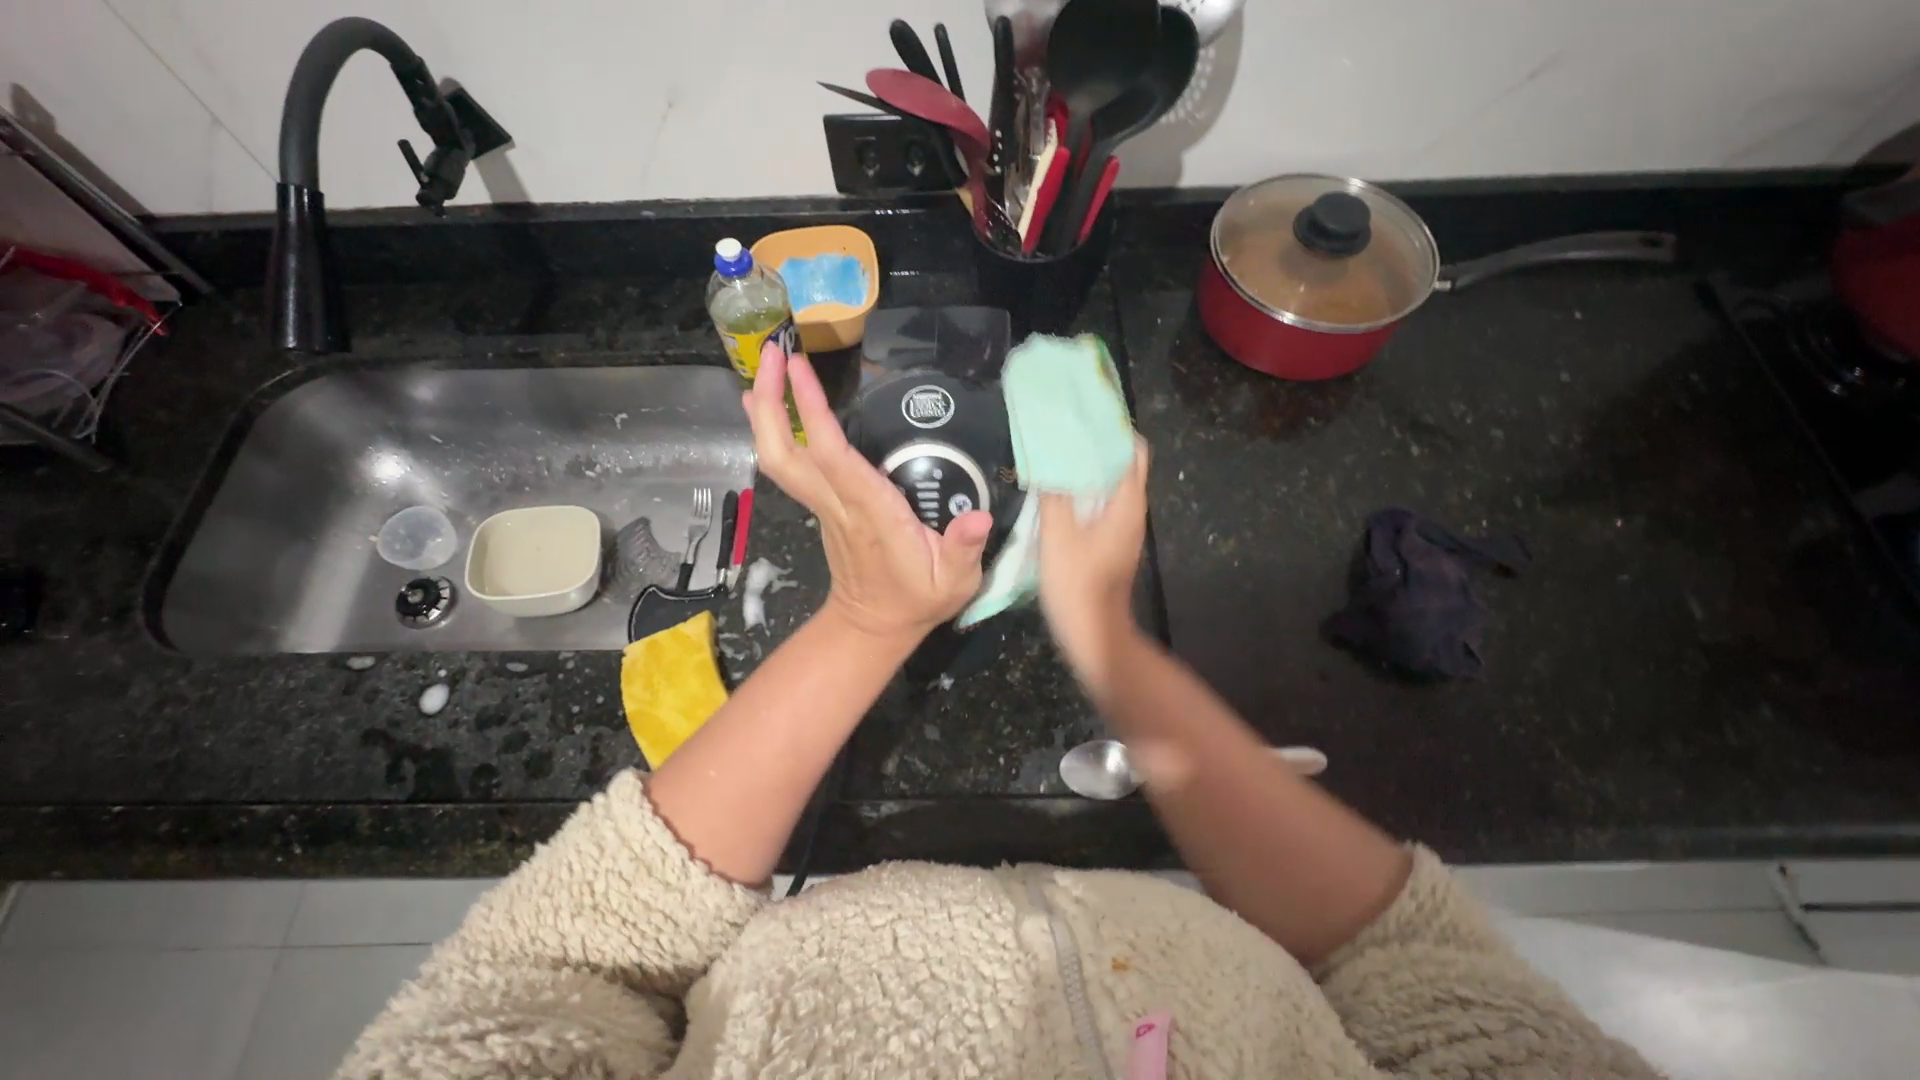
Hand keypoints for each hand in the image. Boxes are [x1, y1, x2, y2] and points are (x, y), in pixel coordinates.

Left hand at [744, 345, 992, 642]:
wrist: (874, 625)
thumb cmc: (916, 599)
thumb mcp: (955, 582)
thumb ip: (964, 548)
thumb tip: (979, 517)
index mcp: (870, 513)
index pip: (832, 457)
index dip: (812, 412)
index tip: (801, 370)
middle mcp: (837, 504)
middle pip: (784, 453)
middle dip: (772, 402)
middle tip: (773, 354)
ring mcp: (822, 506)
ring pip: (778, 457)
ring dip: (766, 411)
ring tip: (767, 365)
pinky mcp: (820, 506)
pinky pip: (787, 464)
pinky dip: (775, 430)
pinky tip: (773, 405)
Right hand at [1037, 439, 1149, 691]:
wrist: (1093, 635)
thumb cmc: (1078, 584)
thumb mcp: (1058, 536)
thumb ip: (1054, 495)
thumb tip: (1047, 459)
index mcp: (1127, 503)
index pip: (1133, 450)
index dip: (1112, 428)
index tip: (1084, 413)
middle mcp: (1131, 511)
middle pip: (1120, 465)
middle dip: (1095, 445)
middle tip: (1062, 429)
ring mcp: (1123, 529)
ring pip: (1109, 486)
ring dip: (1086, 469)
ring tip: (1055, 453)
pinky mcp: (1110, 544)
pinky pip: (1100, 505)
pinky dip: (1083, 492)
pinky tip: (1056, 491)